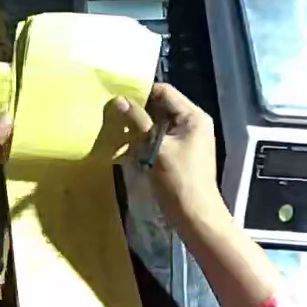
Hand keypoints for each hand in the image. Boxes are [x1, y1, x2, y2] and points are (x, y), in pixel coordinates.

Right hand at [115, 84, 224, 233]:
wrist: (195, 215)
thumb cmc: (179, 180)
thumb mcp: (156, 148)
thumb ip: (137, 122)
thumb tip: (118, 100)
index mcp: (193, 116)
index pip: (164, 92)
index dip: (141, 92)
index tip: (116, 96)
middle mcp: (192, 122)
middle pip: (160, 106)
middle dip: (137, 109)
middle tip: (111, 110)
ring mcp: (185, 137)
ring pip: (157, 122)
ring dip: (137, 125)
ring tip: (114, 125)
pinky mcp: (178, 151)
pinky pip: (158, 136)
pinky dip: (143, 138)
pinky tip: (124, 142)